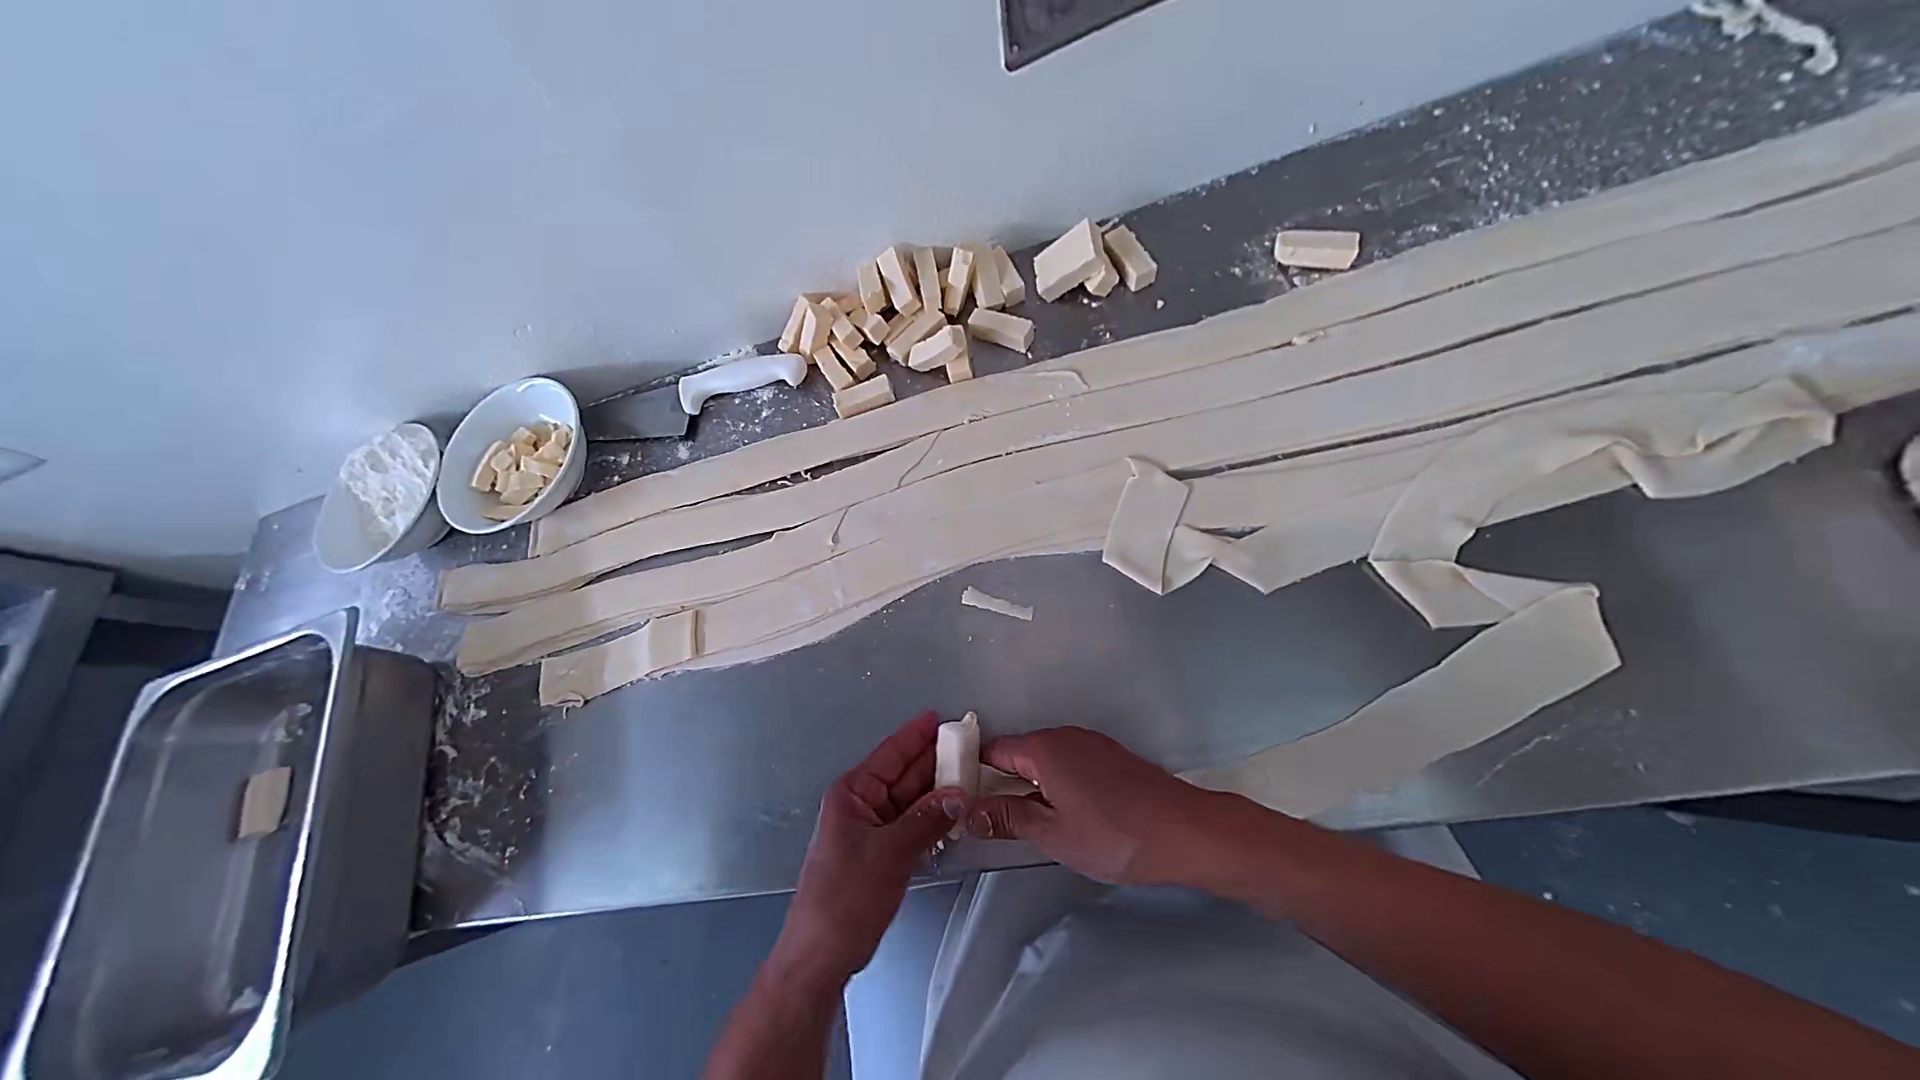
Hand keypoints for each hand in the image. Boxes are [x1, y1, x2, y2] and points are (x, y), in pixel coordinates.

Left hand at [776, 711, 964, 984]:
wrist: (820, 957)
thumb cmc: (841, 901)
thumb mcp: (889, 854)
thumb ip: (926, 821)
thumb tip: (957, 797)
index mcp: (852, 794)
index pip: (890, 754)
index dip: (916, 735)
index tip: (940, 719)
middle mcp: (860, 806)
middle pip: (903, 775)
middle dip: (934, 763)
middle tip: (968, 750)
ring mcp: (870, 830)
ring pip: (910, 800)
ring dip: (937, 793)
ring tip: (968, 780)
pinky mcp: (880, 852)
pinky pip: (911, 824)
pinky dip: (931, 819)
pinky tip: (952, 816)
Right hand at [968, 726, 1236, 885]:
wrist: (1185, 831)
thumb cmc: (1113, 834)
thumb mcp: (1052, 833)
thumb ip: (1007, 819)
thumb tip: (969, 812)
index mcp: (1044, 748)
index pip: (993, 750)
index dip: (974, 773)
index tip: (963, 801)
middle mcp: (1065, 736)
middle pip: (1018, 753)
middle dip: (1001, 783)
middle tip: (990, 821)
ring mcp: (1091, 744)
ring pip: (1045, 760)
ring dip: (1030, 785)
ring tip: (1026, 823)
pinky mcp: (1111, 757)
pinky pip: (1069, 764)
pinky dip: (1056, 783)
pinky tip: (1065, 813)